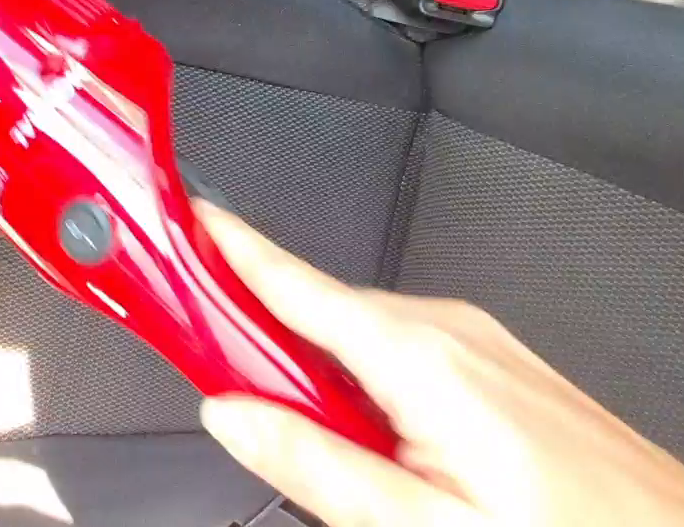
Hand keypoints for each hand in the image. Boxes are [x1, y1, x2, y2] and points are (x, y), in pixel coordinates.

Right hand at [193, 203, 683, 526]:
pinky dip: (364, 380)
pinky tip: (385, 444)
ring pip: (357, 336)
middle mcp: (447, 328)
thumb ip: (316, 465)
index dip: (229, 244)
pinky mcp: (496, 364)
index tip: (186, 217)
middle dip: (265, 342)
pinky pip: (400, 350)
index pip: (291, 279)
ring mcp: (478, 341)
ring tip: (330, 448)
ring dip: (318, 373)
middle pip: (315, 311)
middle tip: (241, 399)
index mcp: (419, 355)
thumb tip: (230, 414)